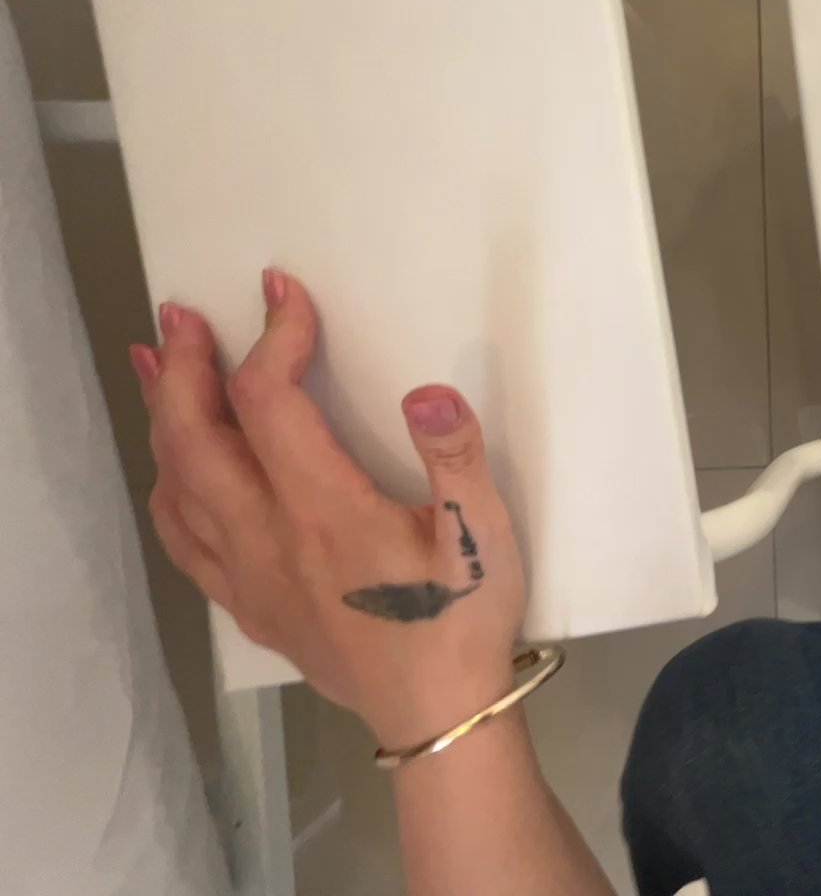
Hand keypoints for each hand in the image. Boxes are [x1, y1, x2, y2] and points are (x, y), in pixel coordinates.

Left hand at [132, 269, 526, 747]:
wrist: (434, 707)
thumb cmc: (464, 615)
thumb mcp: (483, 533)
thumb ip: (456, 459)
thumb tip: (427, 390)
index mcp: (324, 510)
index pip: (273, 405)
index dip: (275, 340)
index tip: (284, 294)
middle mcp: (266, 534)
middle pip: (198, 437)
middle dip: (187, 367)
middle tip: (181, 313)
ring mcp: (246, 573)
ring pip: (176, 482)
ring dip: (161, 417)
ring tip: (156, 368)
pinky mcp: (248, 602)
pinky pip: (181, 533)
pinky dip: (166, 484)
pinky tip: (174, 469)